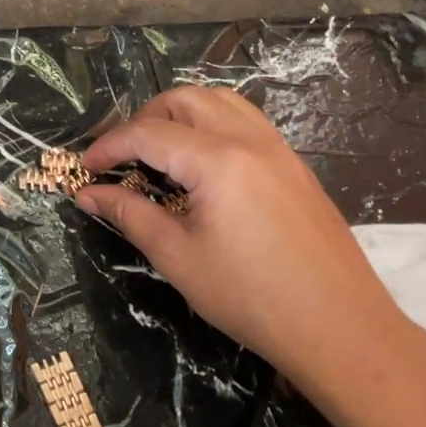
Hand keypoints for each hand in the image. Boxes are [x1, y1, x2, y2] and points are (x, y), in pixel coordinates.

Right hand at [74, 86, 407, 377]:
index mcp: (218, 161)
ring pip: (221, 102)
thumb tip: (88, 195)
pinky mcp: (295, 166)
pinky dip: (213, 126)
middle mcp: (250, 140)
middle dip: (144, 119)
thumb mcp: (177, 257)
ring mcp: (279, 150)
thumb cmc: (251, 297)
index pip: (148, 133)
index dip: (109, 146)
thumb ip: (130, 215)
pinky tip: (201, 167)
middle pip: (186, 99)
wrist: (340, 327)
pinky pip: (246, 122)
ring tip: (159, 153)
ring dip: (181, 115)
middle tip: (123, 158)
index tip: (85, 170)